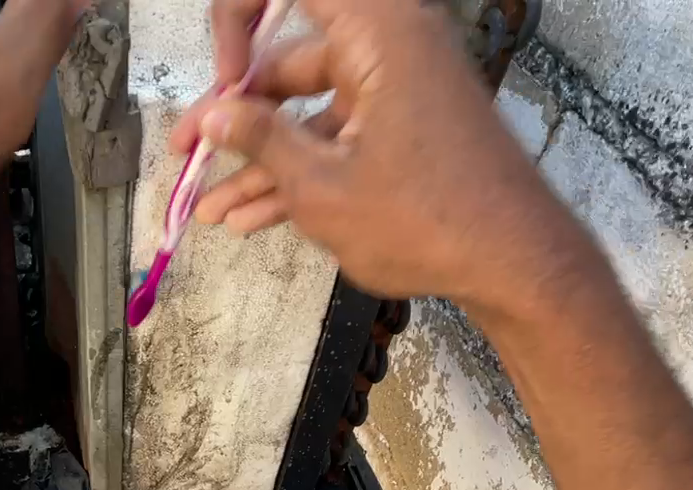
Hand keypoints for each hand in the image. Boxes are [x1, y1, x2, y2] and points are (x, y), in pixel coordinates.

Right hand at [173, 0, 598, 321]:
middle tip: (183, 156)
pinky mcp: (400, 133)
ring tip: (207, 208)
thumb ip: (262, 141)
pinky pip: (335, 142)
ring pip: (307, 116)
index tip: (220, 81)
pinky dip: (297, 176)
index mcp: (375, 31)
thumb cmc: (418, 219)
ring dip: (258, 163)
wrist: (509, 262)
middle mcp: (386, 47)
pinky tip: (250, 219)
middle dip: (233, 119)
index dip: (238, 19)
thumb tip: (213, 113)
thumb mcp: (321, 186)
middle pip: (290, 66)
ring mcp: (394, 94)